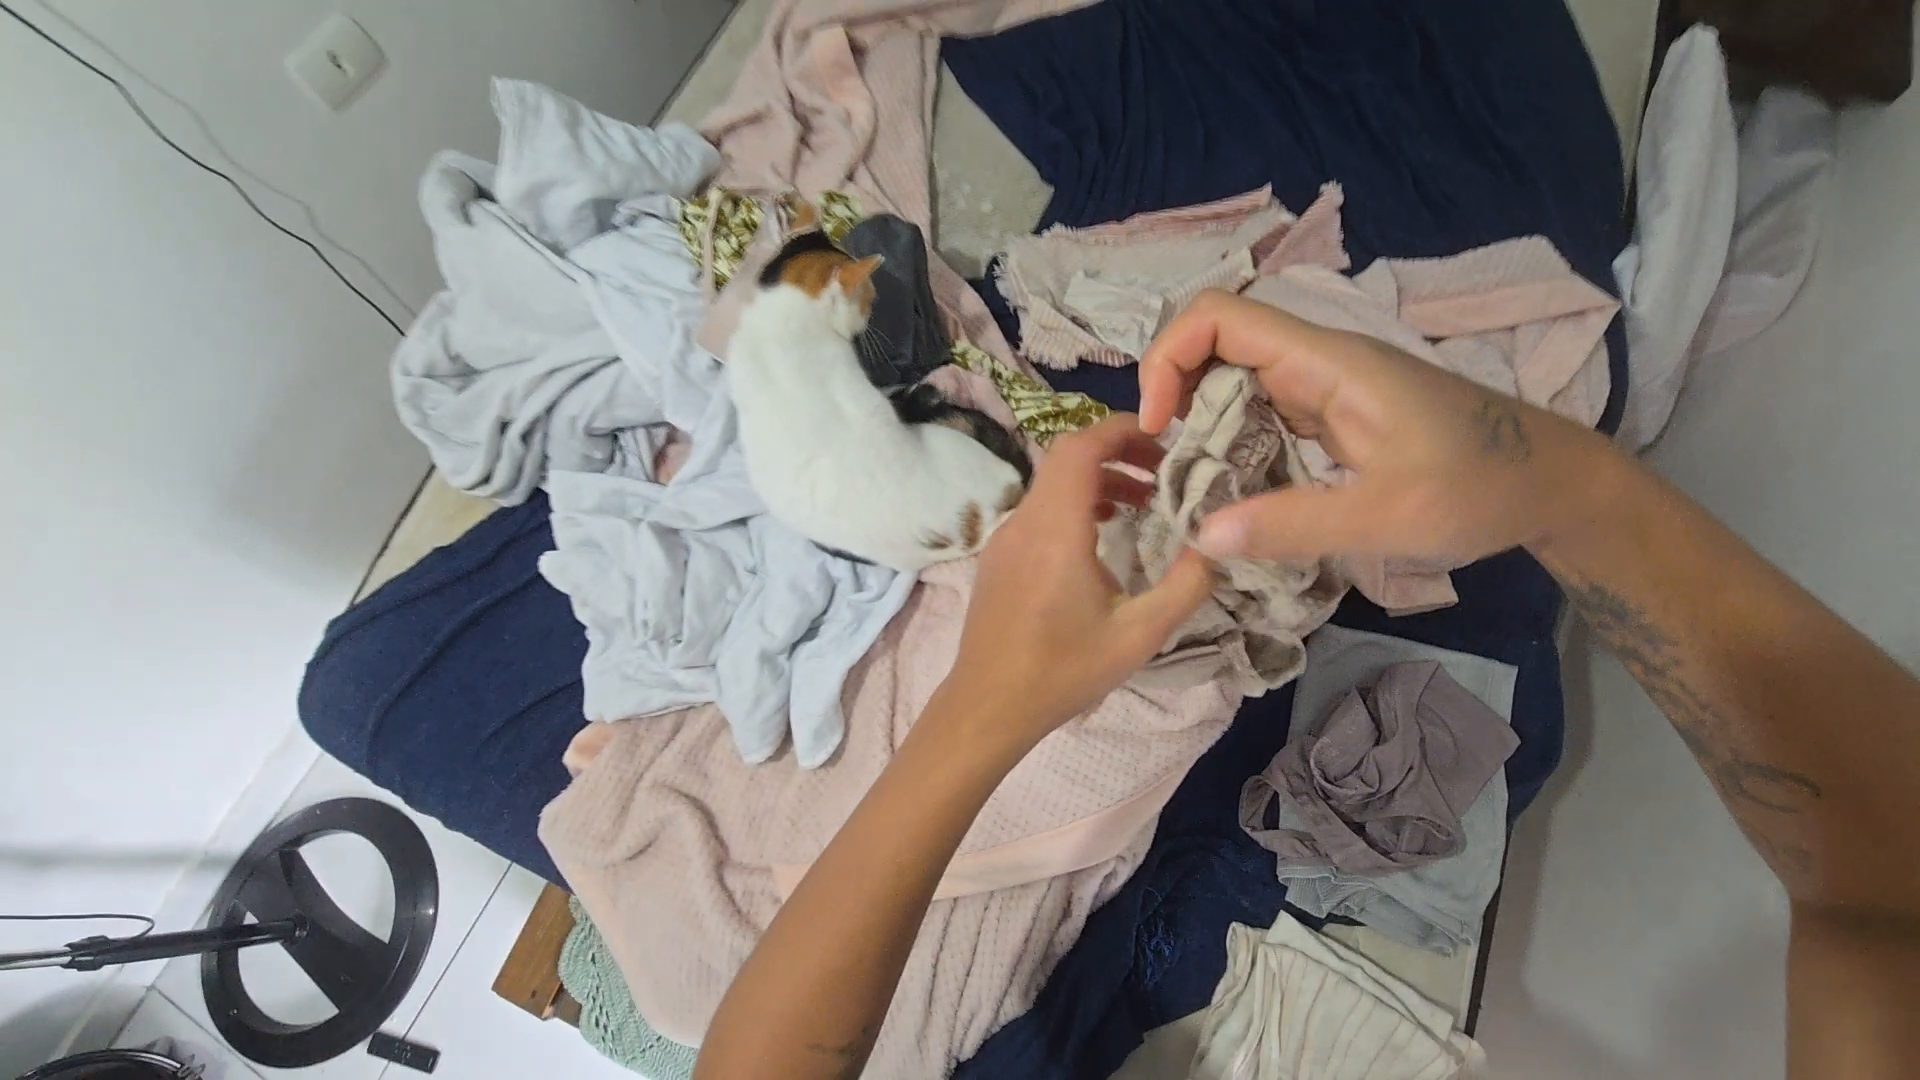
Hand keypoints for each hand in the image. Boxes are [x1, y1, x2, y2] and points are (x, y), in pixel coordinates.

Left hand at [938, 414, 1216, 747]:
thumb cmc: (1062, 672)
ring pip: (1051, 484)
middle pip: (1065, 458)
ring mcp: (1004, 538)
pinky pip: (1038, 510)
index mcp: (1055, 531)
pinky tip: (1102, 535)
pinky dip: (1074, 504)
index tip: (1165, 440)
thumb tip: (1215, 544)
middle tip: (1162, 472)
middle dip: (1117, 452)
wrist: (988, 705)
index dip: (1121, 430)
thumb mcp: (1138, 636)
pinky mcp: (998, 556)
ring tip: (1142, 503)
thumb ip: (1185, 587)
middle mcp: (1023, 523)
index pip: (1080, 447)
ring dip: (1097, 480)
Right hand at [1138, 289, 1615, 564]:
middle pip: (1211, 344)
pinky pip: (1252, 411)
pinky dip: (1223, 441)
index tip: (1157, 424)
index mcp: (1326, 362)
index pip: (1218, 317)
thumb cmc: (1482, 487)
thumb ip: (1294, 524)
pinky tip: (1227, 485)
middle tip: (1167, 464)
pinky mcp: (1324, 414)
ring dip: (1194, 421)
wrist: (1552, 483)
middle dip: (1171, 393)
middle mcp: (1314, 362)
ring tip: (1190, 481)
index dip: (1168, 357)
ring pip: (1227, 378)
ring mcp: (1319, 387)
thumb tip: (1201, 533)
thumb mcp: (1390, 516)